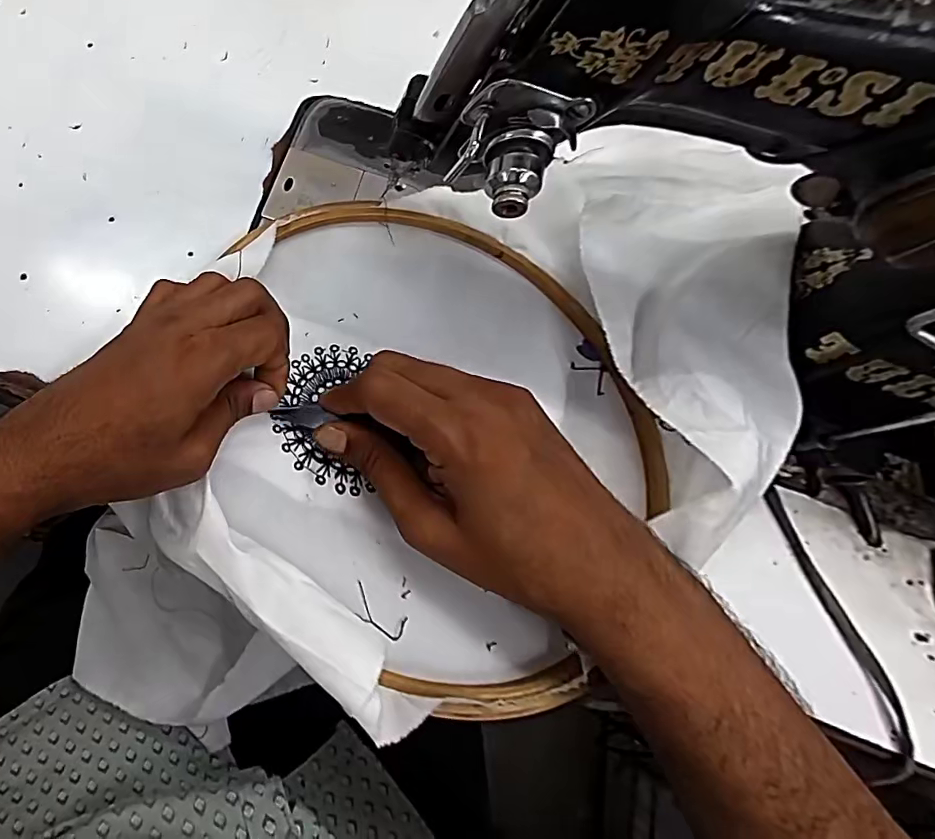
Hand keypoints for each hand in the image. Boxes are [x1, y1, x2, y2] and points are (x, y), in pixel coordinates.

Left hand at [0, 273, 288, 521]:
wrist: (55, 445)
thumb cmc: (110, 454)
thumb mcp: (190, 454)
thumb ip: (231, 413)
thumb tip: (254, 393)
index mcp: (200, 358)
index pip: (265, 331)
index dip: (280, 361)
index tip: (266, 388)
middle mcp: (179, 327)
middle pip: (249, 294)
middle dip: (271, 325)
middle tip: (264, 364)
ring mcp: (156, 319)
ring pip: (216, 282)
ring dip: (238, 309)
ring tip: (237, 348)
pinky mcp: (137, 324)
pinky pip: (179, 290)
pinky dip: (201, 301)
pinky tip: (200, 333)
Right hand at [316, 352, 661, 628]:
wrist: (605, 570)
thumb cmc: (524, 561)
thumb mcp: (429, 527)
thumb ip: (377, 469)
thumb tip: (337, 435)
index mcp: (460, 434)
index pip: (378, 387)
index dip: (342, 399)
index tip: (329, 418)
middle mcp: (484, 401)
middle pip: (395, 365)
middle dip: (364, 391)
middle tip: (355, 432)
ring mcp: (505, 397)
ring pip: (422, 368)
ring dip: (394, 393)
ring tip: (395, 444)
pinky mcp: (517, 401)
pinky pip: (452, 380)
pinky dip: (425, 397)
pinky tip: (429, 440)